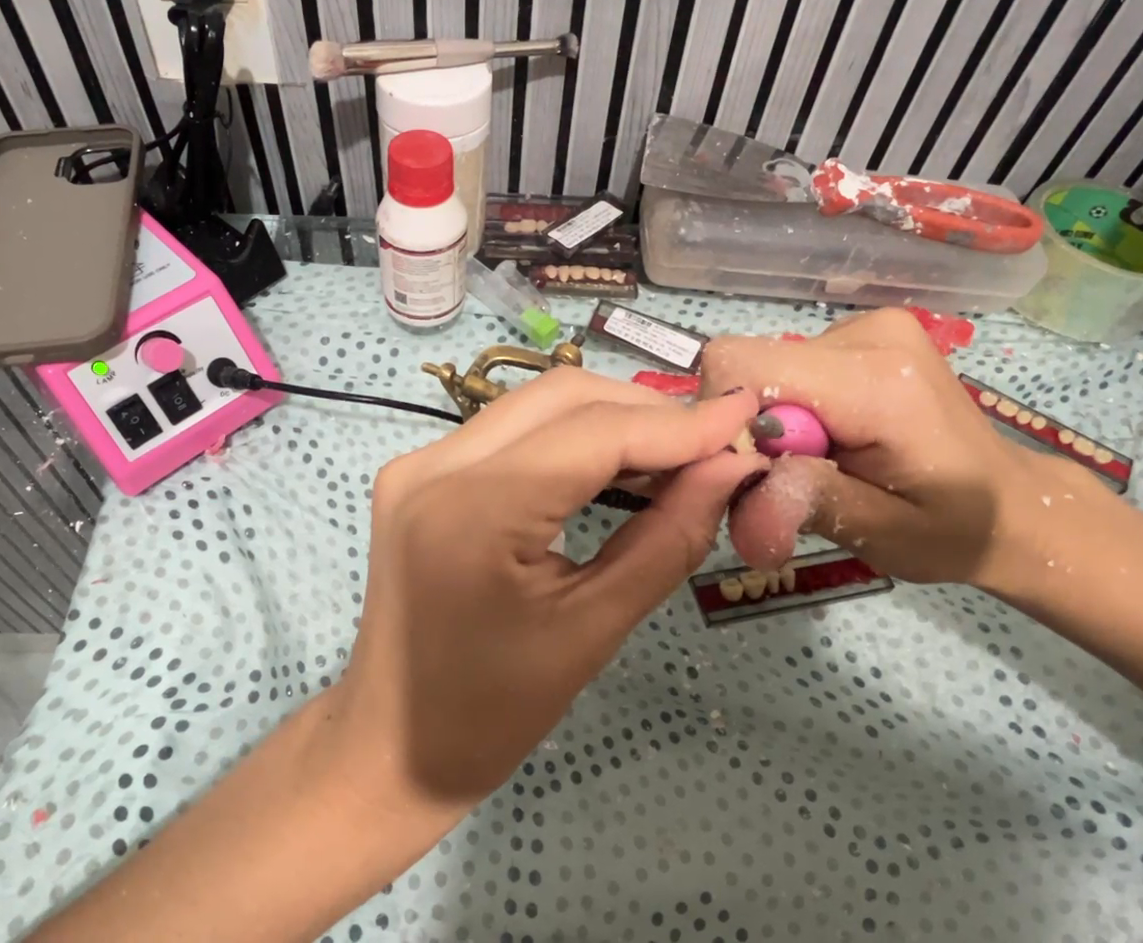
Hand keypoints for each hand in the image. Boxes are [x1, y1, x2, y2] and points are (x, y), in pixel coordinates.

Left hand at [330, 367, 766, 809]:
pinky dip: (570, 437)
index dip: (679, 424)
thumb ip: (667, 539)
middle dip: (647, 411)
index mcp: (472, 509)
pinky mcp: (418, 474)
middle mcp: (435, 465)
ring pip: (535, 405)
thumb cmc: (492, 710)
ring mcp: (418, 463)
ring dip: (611, 418)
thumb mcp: (593, 629)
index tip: (748, 416)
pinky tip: (615, 464)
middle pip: (562, 397)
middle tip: (715, 444)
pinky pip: (509, 431)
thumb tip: (730, 468)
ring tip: (678, 455)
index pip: (594, 433)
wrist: (394, 744)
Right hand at [701, 309, 1118, 589]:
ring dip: (770, 424)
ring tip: (819, 463)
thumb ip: (811, 504)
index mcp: (875, 379)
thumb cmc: (953, 529)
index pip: (741, 364)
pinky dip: (789, 409)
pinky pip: (786, 366)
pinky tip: (829, 440)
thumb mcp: (884, 536)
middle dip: (750, 429)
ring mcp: (867, 326)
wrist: (1011, 505)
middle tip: (790, 478)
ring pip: (762, 369)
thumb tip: (739, 498)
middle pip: (747, 367)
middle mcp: (869, 333)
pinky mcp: (862, 332)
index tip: (754, 472)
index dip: (727, 421)